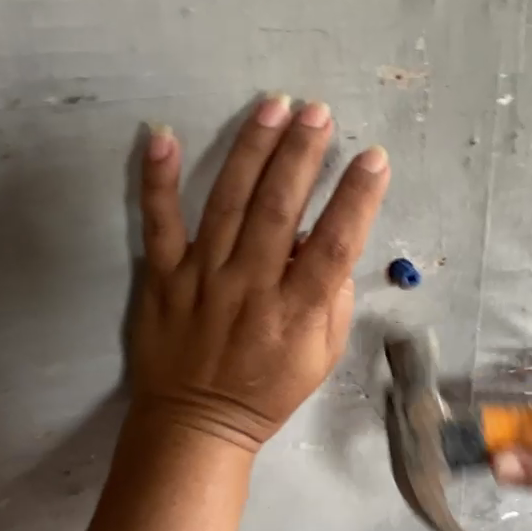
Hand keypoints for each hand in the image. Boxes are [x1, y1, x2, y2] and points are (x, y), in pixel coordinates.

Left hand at [127, 95, 389, 452]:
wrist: (195, 425)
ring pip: (229, 203)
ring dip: (253, 151)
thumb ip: (332, 299)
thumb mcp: (322, 357)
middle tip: (318, 112)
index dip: (358, 198)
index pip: (336, 244)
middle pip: (281, 210)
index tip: (374, 157)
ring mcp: (203, 279)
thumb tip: (333, 243)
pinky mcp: (162, 278)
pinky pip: (159, 223)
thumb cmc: (266, 390)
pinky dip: (158, 180)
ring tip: (273, 105)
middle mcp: (251, 287)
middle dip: (303, 154)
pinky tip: (163, 135)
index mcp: (296, 311)